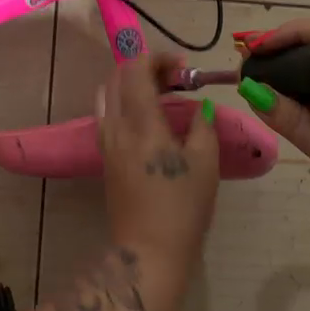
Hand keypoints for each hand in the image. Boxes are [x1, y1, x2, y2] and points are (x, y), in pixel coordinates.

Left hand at [97, 49, 221, 261]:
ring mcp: (106, 140)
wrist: (149, 251)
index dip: (158, 59)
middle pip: (119, 76)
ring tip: (162, 96)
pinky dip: (123, 102)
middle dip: (146, 68)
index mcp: (141, 122)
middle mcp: (116, 125)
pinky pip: (107, 113)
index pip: (137, 69)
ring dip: (132, 84)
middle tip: (176, 79)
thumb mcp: (206, 165)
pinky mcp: (104, 156)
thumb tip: (201, 106)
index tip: (184, 67)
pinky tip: (147, 118)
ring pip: (108, 93)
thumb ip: (203, 126)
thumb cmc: (183, 209)